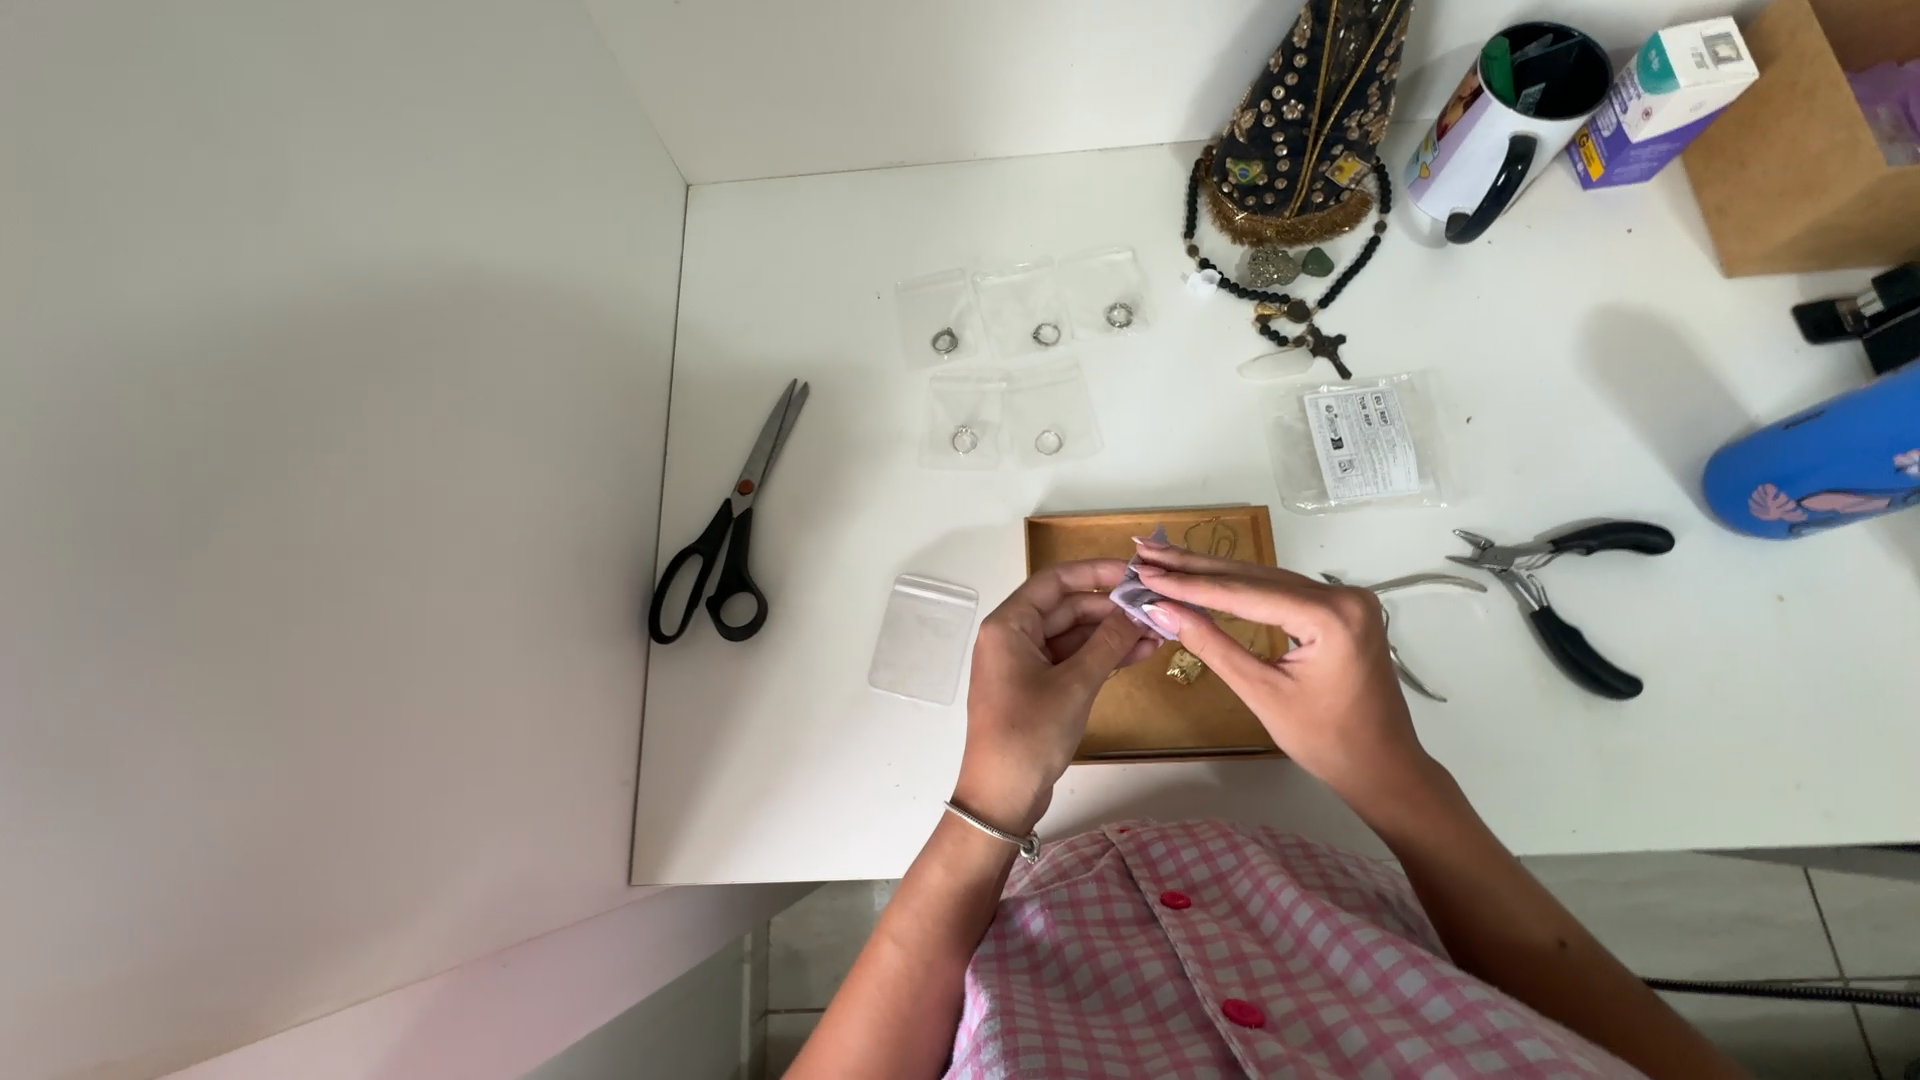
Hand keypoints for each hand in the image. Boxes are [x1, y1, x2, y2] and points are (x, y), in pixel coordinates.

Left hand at [954, 560, 1156, 833]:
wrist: (1002, 795)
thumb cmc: (1030, 732)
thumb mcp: (1075, 684)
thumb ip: (1108, 642)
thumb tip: (1138, 610)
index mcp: (1008, 625)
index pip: (1054, 581)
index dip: (1094, 572)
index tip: (1133, 574)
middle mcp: (1013, 636)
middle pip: (1066, 608)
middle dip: (1110, 610)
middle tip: (1155, 610)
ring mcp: (1024, 663)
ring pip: (1073, 636)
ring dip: (1111, 634)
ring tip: (1157, 633)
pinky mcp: (1037, 687)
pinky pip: (1072, 660)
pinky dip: (1101, 657)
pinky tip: (1139, 654)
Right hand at [1131, 538, 1436, 808]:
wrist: (1382, 766)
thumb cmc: (1325, 740)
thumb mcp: (1260, 691)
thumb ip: (1211, 644)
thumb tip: (1161, 610)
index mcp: (1329, 616)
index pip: (1243, 593)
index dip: (1188, 585)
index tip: (1145, 574)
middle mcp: (1341, 595)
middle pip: (1253, 576)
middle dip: (1195, 567)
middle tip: (1146, 553)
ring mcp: (1344, 598)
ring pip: (1264, 578)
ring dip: (1213, 573)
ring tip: (1166, 561)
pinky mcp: (1339, 607)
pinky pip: (1280, 590)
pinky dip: (1240, 587)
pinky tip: (1207, 577)